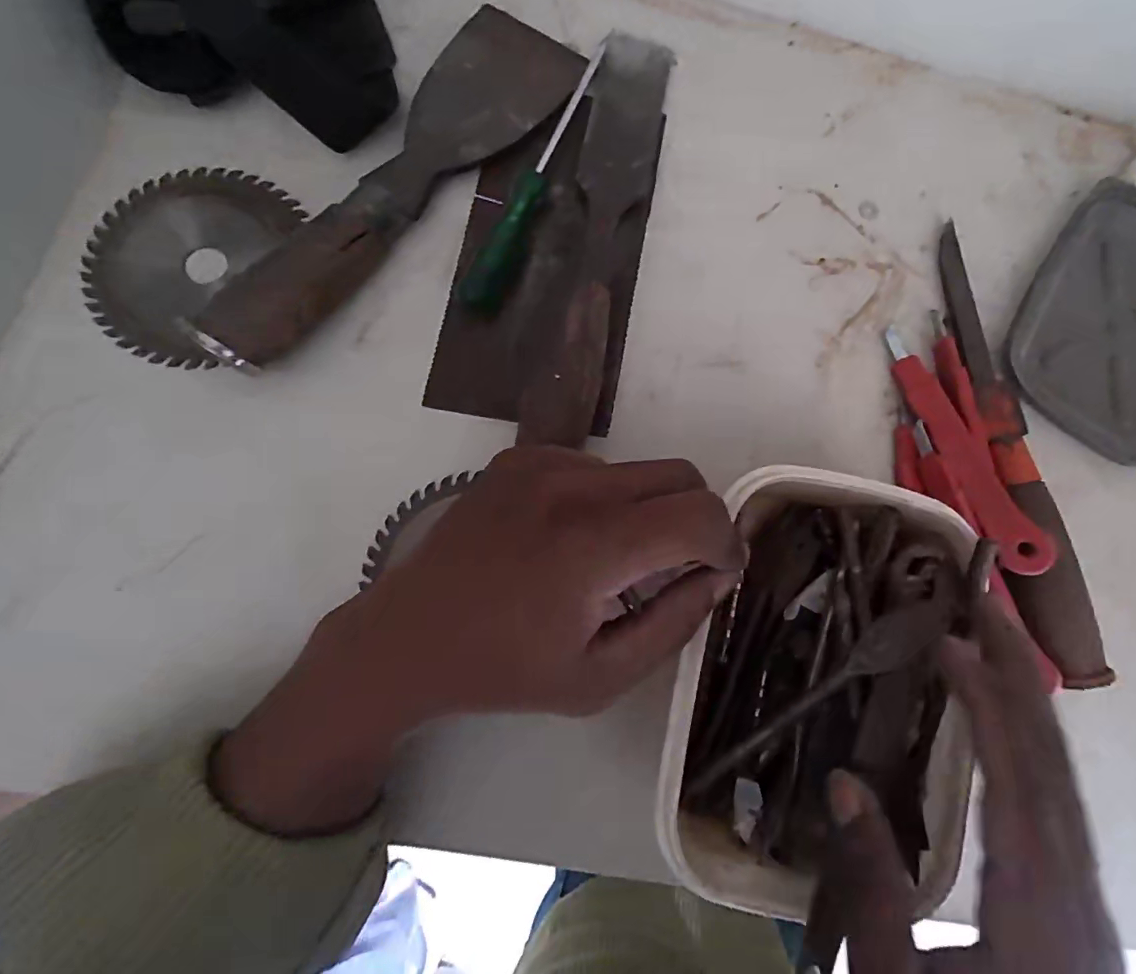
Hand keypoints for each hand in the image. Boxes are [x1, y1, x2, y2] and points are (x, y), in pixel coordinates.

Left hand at [363, 445, 745, 715]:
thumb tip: (717, 577)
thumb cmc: (504, 670)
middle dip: (696, 522)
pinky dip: (605, 500)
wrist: (408, 638)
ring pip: (639, 471)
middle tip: (671, 571)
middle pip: (681, 476)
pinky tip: (568, 540)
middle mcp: (571, 487)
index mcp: (592, 546)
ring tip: (609, 563)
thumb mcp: (601, 676)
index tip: (718, 574)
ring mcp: (541, 464)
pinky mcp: (519, 458)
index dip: (727, 544)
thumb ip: (674, 625)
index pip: (700, 515)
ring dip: (648, 512)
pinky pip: (595, 466)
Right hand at [821, 579, 1121, 973]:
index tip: (949, 642)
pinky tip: (1007, 720)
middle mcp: (1072, 884)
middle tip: (982, 606)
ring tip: (993, 640)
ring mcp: (1084, 889)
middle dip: (1020, 673)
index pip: (1012, 777)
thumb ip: (876, 887)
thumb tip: (844, 782)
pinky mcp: (1077, 894)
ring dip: (1030, 698)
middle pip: (1052, 758)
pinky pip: (1058, 794)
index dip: (986, 701)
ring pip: (1064, 773)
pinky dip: (1033, 737)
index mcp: (1031, 902)